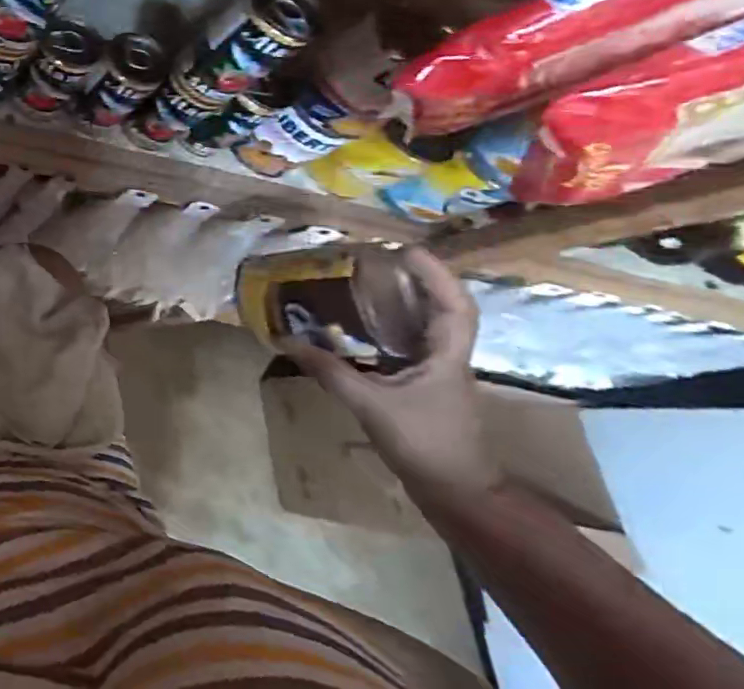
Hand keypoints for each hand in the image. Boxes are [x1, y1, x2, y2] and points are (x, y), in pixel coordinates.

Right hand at [278, 248, 502, 502]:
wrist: (457, 493)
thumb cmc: (424, 444)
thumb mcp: (370, 405)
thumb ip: (329, 371)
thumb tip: (286, 339)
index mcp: (447, 356)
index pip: (454, 306)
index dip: (436, 275)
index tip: (405, 250)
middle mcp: (447, 357)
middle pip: (441, 308)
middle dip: (416, 279)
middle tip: (377, 259)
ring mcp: (437, 373)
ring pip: (425, 326)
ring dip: (403, 301)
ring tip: (364, 283)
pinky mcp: (423, 386)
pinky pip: (407, 344)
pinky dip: (388, 328)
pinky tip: (358, 327)